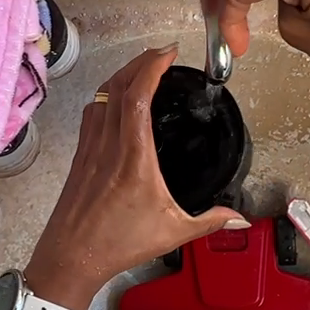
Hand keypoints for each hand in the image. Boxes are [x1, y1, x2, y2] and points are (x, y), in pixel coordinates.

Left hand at [24, 46, 246, 306]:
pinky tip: (116, 99)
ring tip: (142, 68)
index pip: (138, 96)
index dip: (152, 67)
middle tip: (162, 53)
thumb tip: (238, 218)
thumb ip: (209, 221)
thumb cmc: (118, 244)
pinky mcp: (80, 155)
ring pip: (101, 96)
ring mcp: (90, 147)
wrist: (71, 257)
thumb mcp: (172, 232)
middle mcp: (108, 144)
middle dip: (140, 61)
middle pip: (118, 86)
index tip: (169, 52)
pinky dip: (106, 95)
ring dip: (121, 74)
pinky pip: (91, 112)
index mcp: (133, 156)